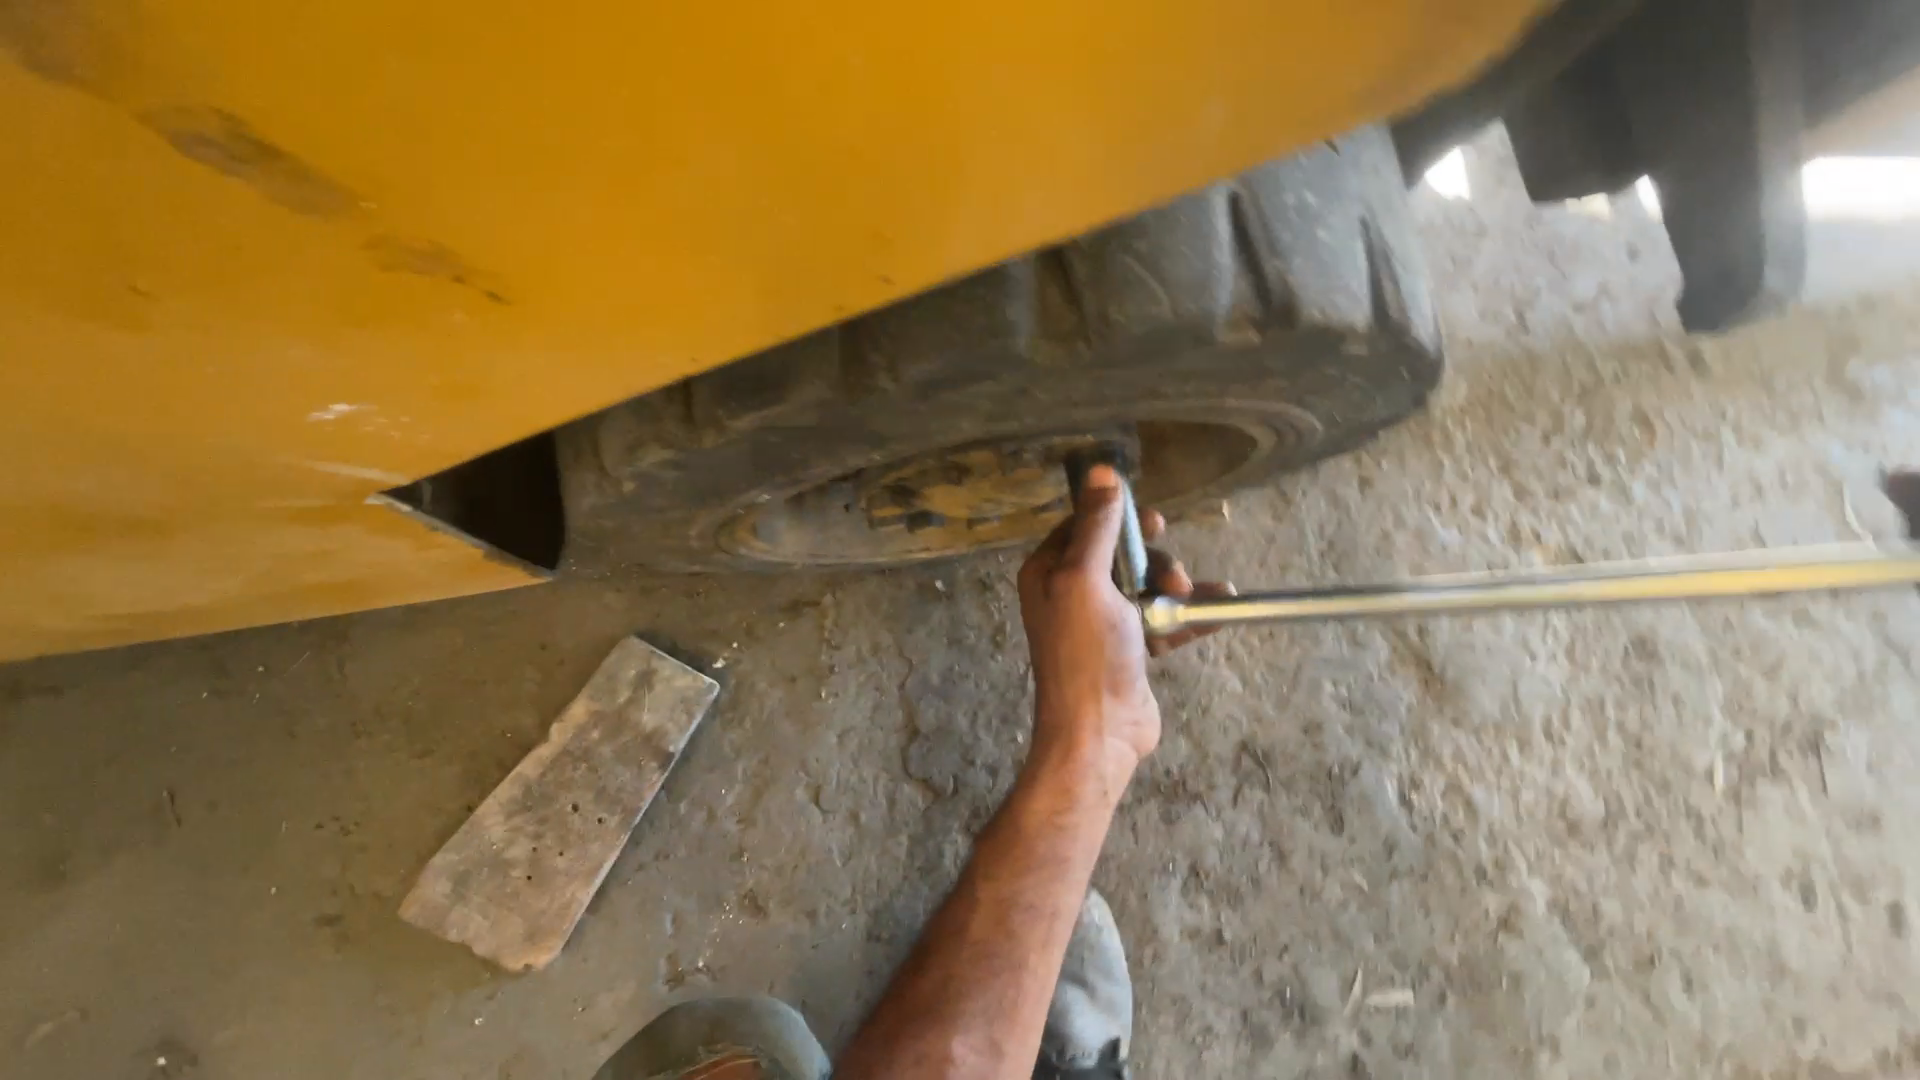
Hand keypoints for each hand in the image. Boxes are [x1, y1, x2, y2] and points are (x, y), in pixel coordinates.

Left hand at [1017, 465, 1233, 791]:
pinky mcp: (1131, 648)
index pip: (1082, 527)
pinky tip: (1221, 608)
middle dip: (1154, 558)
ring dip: (1175, 586)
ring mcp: (1102, 622)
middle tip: (1172, 573)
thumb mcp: (1086, 579)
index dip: (1117, 519)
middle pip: (1120, 555)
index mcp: (1049, 573)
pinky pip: (1165, 618)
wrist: (1101, 730)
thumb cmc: (1087, 651)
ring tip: (1191, 598)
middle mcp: (1070, 593)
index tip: (1152, 522)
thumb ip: (1095, 526)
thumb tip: (1101, 471)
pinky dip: (1190, 614)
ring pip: (1146, 585)